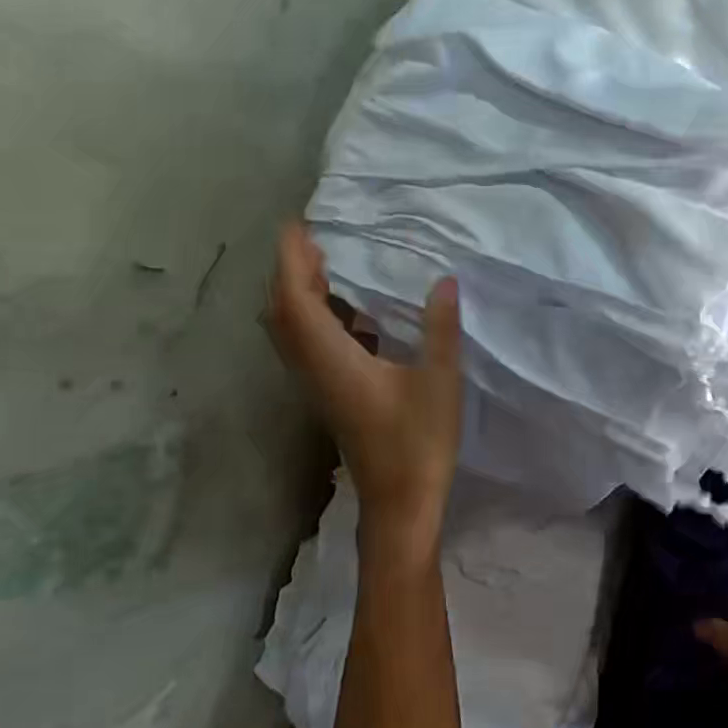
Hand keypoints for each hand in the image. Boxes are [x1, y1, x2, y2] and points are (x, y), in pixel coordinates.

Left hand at [270, 223, 463, 555]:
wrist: (400, 502)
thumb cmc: (418, 443)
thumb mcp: (439, 381)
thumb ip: (440, 328)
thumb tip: (444, 282)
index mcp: (334, 361)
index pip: (297, 300)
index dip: (293, 260)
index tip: (299, 225)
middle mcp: (315, 370)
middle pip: (283, 314)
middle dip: (291, 273)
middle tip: (314, 242)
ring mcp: (320, 387)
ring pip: (293, 332)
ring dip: (301, 296)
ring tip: (328, 269)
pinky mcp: (332, 398)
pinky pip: (310, 348)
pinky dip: (319, 321)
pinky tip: (354, 317)